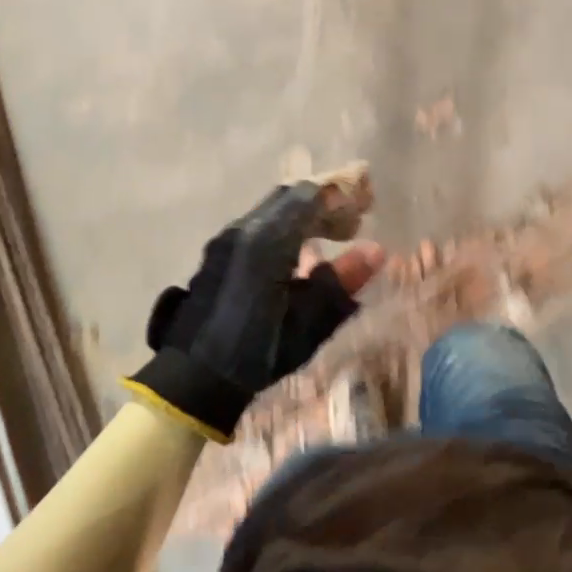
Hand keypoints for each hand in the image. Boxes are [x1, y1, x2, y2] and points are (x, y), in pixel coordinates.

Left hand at [124, 182, 382, 441]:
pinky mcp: (217, 254)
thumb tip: (377, 250)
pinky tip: (294, 258)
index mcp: (268, 239)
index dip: (341, 199)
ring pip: (271, 211)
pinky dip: (282, 230)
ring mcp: (227, 240)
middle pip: (289, 197)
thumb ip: (342, 280)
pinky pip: (256, 227)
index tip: (365, 212)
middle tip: (349, 227)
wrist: (195, 375)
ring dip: (301, 218)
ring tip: (327, 242)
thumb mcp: (309, 321)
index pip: (310, 196)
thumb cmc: (259, 349)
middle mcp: (245, 229)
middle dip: (322, 206)